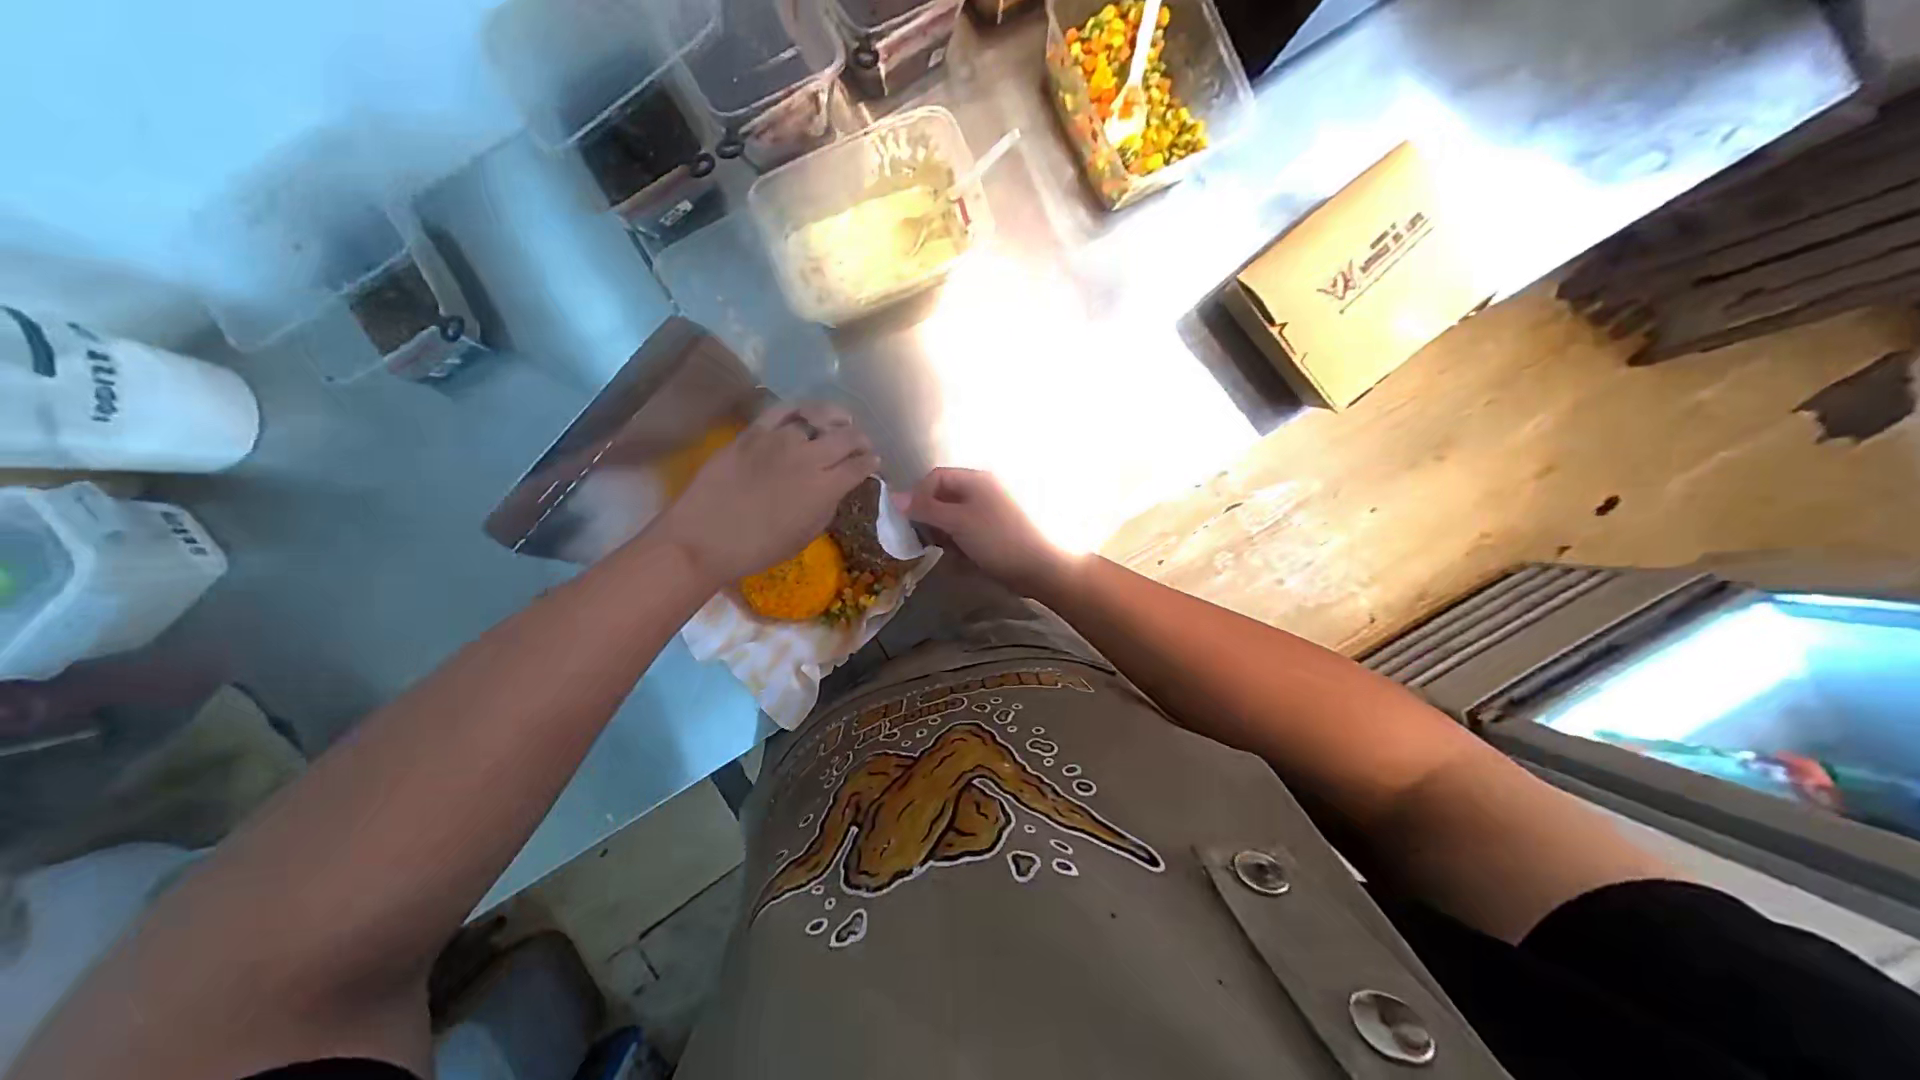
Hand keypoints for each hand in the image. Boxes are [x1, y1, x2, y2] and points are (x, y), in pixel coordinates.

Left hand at [654, 403, 875, 585]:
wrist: (705, 538)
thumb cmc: (758, 548)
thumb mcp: (805, 536)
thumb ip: (826, 507)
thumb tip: (834, 489)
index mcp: (825, 488)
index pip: (859, 466)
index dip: (870, 464)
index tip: (873, 463)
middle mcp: (808, 457)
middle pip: (846, 437)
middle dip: (860, 440)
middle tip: (862, 444)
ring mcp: (779, 440)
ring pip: (817, 417)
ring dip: (835, 420)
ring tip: (841, 421)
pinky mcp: (752, 432)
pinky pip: (783, 410)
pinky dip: (801, 409)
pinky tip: (807, 413)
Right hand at [901, 468, 1077, 600]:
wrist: (1039, 568)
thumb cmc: (997, 539)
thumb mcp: (957, 522)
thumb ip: (925, 509)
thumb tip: (893, 497)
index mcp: (976, 480)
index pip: (936, 477)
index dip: (918, 495)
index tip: (909, 520)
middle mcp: (982, 491)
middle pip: (943, 497)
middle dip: (931, 518)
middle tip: (927, 539)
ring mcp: (989, 513)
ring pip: (952, 518)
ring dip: (944, 534)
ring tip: (948, 551)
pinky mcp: (993, 533)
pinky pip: (965, 532)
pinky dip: (958, 543)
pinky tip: (963, 558)